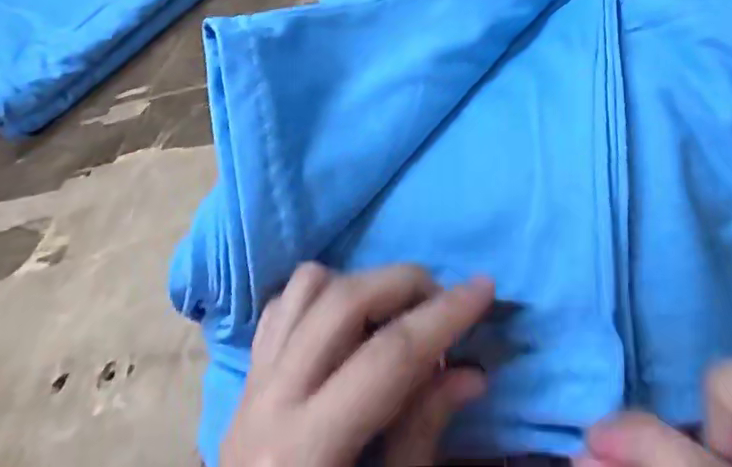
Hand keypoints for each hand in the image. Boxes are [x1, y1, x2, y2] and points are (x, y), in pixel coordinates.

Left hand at [220, 262, 495, 466]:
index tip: (485, 287)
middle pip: (344, 301)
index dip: (443, 316)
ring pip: (307, 288)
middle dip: (404, 285)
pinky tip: (351, 323)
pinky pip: (284, 305)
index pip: (388, 356)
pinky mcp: (246, 375)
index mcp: (309, 448)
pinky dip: (321, 294)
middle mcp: (272, 398)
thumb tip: (470, 371)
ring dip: (361, 283)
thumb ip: (422, 434)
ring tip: (398, 312)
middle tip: (445, 301)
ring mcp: (253, 380)